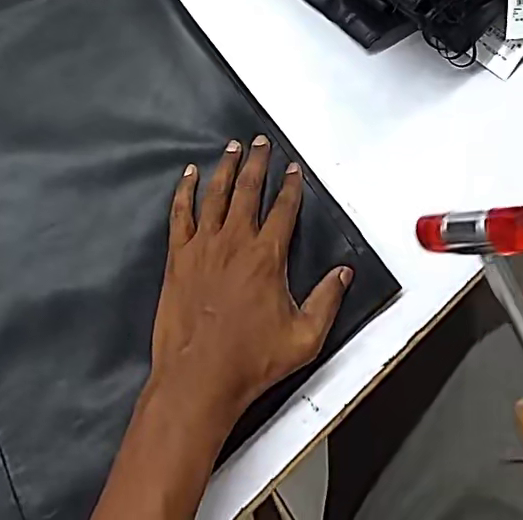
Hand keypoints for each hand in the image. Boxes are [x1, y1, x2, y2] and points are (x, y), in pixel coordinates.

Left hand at [150, 135, 352, 423]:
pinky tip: (189, 175)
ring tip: (233, 147)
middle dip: (258, 162)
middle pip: (250, 190)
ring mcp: (204, 246)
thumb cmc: (249, 361)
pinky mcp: (179, 256)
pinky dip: (185, 191)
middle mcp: (235, 242)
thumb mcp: (304, 337)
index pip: (283, 209)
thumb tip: (343, 274)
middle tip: (261, 143)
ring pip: (217, 194)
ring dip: (227, 168)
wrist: (199, 379)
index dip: (291, 185)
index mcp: (266, 257)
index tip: (293, 169)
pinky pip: (181, 213)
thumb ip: (327, 300)